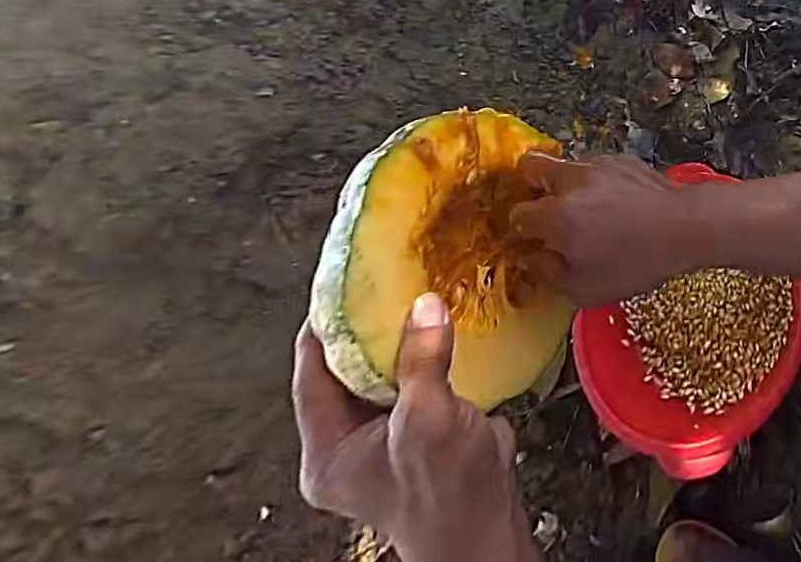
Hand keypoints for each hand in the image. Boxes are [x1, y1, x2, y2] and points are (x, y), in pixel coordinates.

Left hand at [293, 295, 537, 561]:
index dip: (324, 328)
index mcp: (328, 449)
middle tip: (386, 277)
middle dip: (367, 324)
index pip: (313, 375)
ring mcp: (386, 429)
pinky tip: (446, 319)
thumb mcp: (426, 423)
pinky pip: (417, 371)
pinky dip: (428, 344)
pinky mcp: (422, 419)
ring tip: (417, 288)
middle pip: (348, 367)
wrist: (486, 523)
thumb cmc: (445, 489)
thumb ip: (421, 363)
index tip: (342, 284)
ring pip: (385, 367)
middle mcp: (350, 438)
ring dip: (401, 332)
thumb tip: (424, 304)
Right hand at [513, 153, 692, 306]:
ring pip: (567, 165)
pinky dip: (595, 181)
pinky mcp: (624, 160)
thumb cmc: (636, 263)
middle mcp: (573, 181)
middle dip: (530, 188)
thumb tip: (531, 258)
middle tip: (544, 211)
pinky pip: (596, 167)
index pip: (517, 215)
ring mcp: (600, 165)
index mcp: (557, 215)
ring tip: (585, 210)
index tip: (529, 240)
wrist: (686, 226)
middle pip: (533, 168)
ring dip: (565, 184)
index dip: (519, 230)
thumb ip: (549, 272)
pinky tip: (613, 203)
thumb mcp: (585, 288)